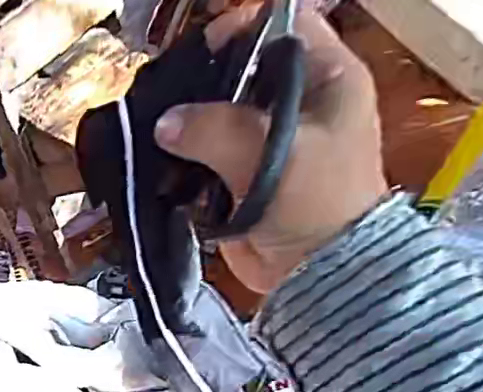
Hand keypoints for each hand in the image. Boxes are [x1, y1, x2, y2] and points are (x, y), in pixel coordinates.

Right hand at [155, 4, 388, 294]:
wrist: (316, 274)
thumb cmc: (315, 203)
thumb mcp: (274, 152)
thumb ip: (217, 130)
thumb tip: (165, 122)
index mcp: (325, 80)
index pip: (283, 25)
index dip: (243, 28)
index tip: (203, 51)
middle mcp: (295, 106)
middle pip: (241, 74)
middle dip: (204, 84)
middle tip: (168, 98)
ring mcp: (266, 148)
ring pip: (218, 120)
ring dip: (188, 129)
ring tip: (157, 135)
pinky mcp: (242, 184)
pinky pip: (207, 163)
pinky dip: (186, 165)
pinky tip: (164, 166)